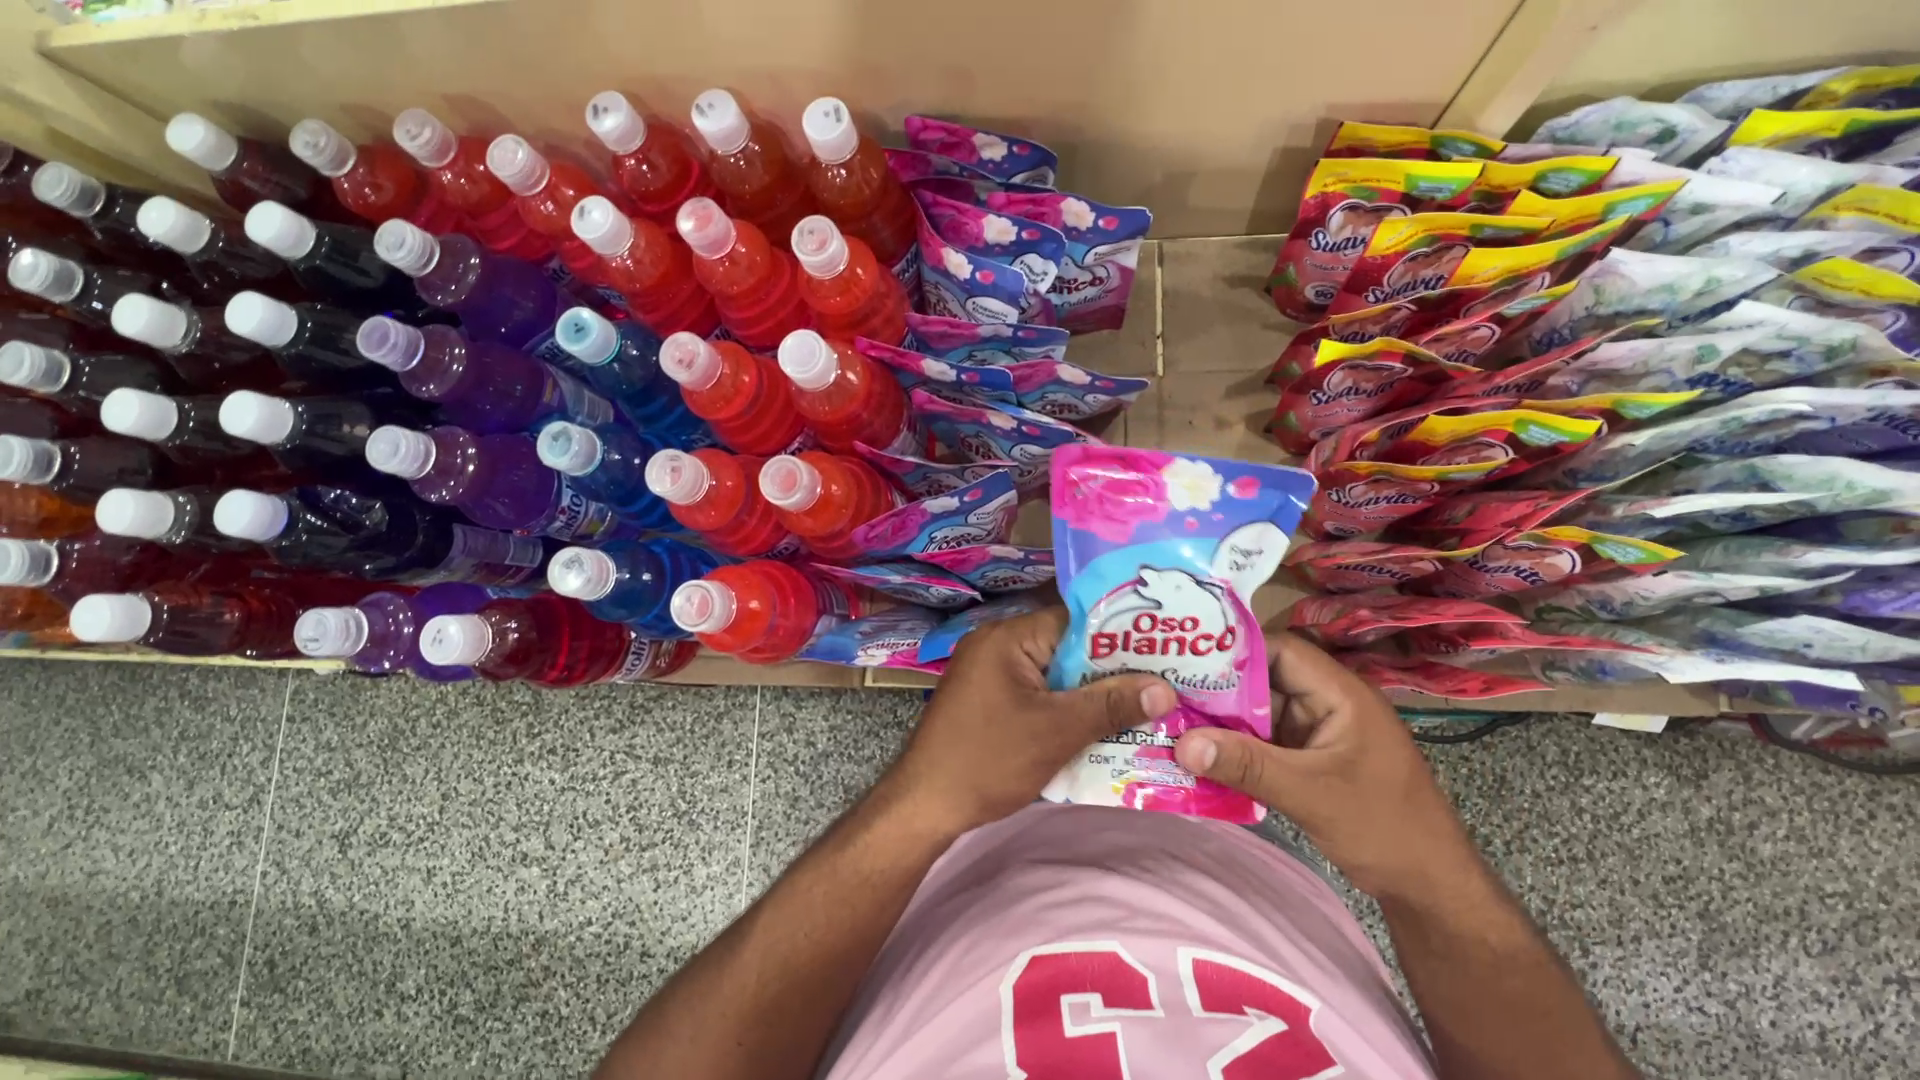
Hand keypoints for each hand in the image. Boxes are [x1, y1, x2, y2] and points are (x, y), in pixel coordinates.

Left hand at [880, 607, 1178, 833]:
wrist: (925, 805)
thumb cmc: (988, 760)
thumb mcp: (1057, 731)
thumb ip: (1111, 705)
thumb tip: (1166, 688)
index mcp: (1008, 637)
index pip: (1077, 620)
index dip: (1122, 635)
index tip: (1165, 649)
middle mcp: (997, 644)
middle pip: (1068, 646)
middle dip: (1113, 668)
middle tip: (1165, 679)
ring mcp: (990, 673)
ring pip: (1056, 673)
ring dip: (1092, 691)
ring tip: (1145, 703)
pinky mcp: (989, 700)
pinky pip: (1039, 692)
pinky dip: (1067, 706)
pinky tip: (1103, 724)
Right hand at [1172, 632, 1478, 898]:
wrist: (1430, 886)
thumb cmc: (1385, 828)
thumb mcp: (1311, 794)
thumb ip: (1247, 766)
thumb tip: (1182, 743)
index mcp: (1341, 694)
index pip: (1280, 650)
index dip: (1234, 650)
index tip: (1184, 658)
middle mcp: (1327, 704)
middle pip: (1263, 680)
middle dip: (1216, 688)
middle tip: (1163, 692)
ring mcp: (1317, 734)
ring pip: (1259, 714)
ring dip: (1221, 722)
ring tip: (1168, 721)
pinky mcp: (1309, 762)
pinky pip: (1263, 744)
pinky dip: (1234, 749)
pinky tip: (1197, 756)